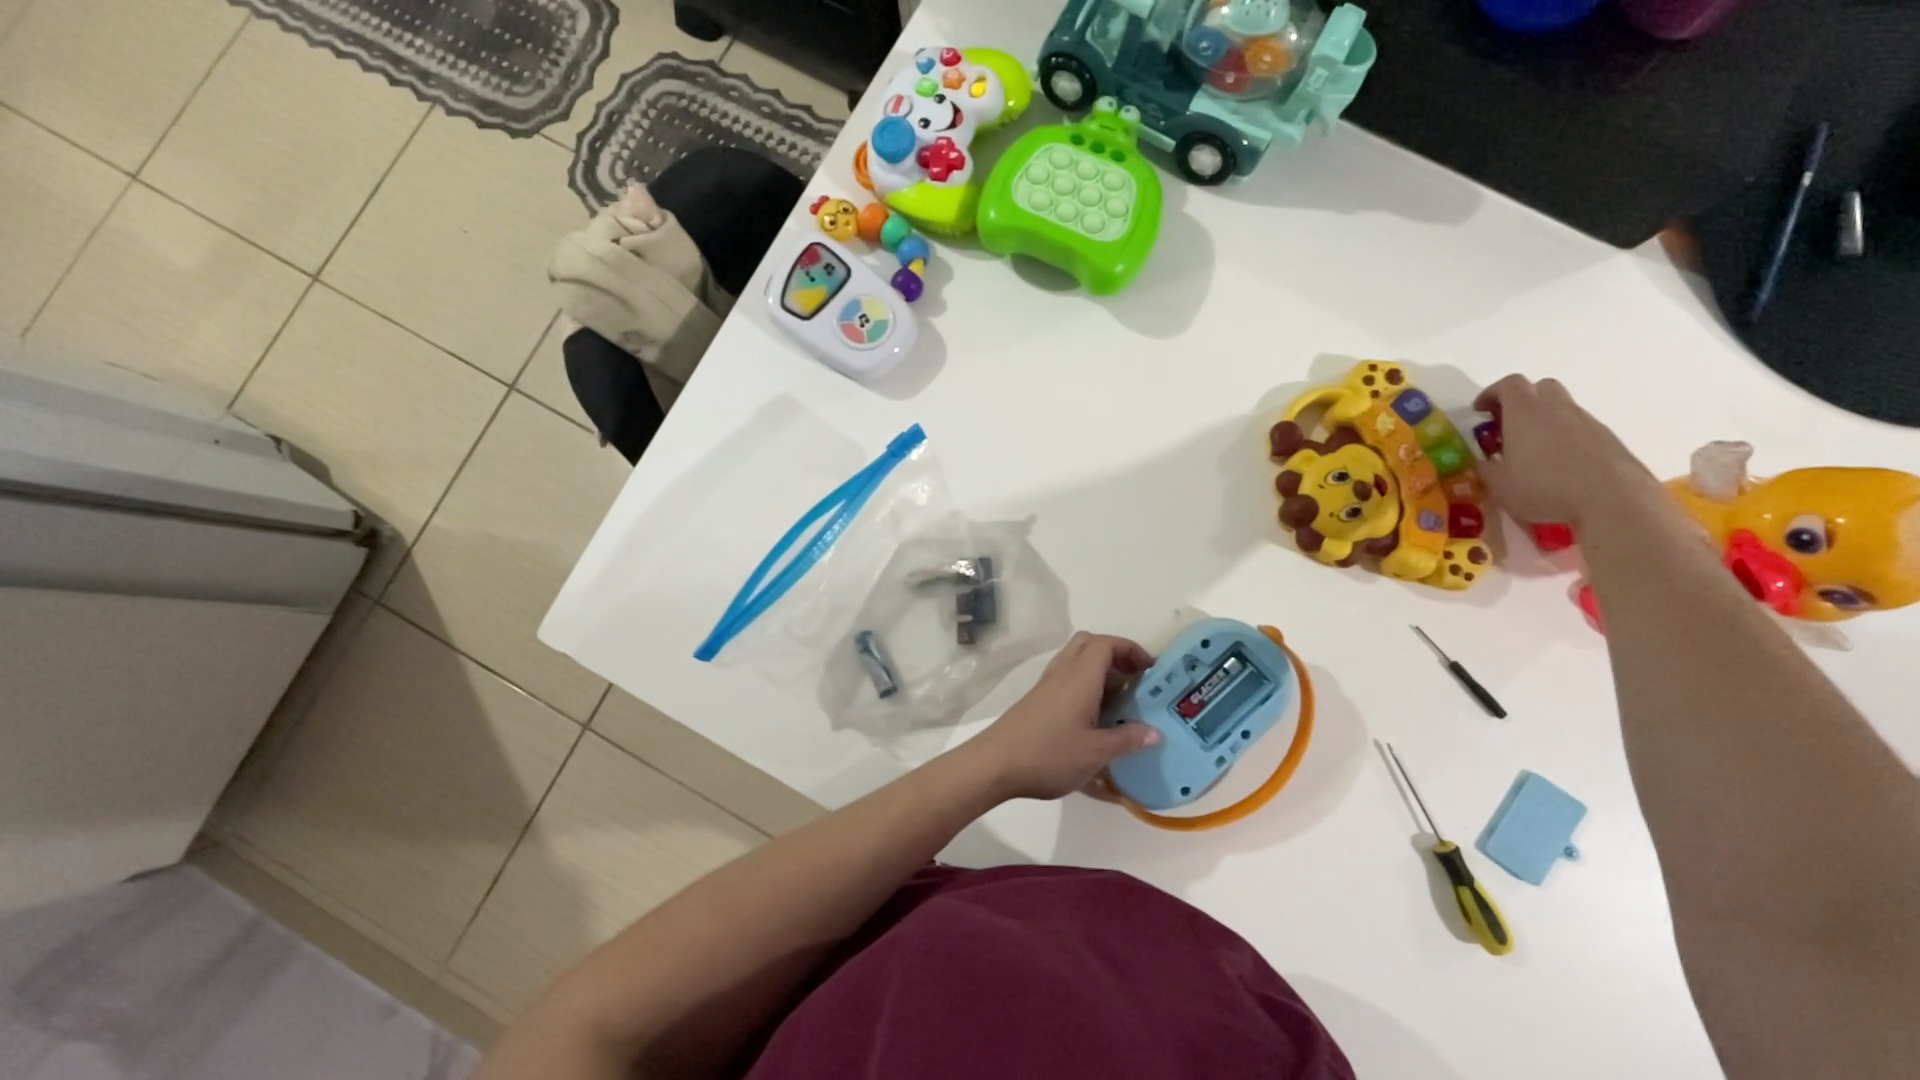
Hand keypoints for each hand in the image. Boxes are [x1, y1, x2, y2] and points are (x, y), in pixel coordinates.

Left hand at [966, 632, 1160, 801]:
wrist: (994, 764)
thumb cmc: (1049, 754)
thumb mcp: (1096, 752)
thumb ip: (1126, 740)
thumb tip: (1154, 732)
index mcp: (1080, 677)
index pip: (1106, 643)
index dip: (1130, 649)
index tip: (1150, 670)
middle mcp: (1062, 673)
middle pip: (1088, 644)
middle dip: (1115, 655)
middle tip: (1133, 682)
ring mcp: (1046, 686)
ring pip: (1075, 661)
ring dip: (1099, 671)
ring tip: (1118, 702)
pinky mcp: (1036, 701)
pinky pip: (1065, 679)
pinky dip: (1084, 686)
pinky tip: (1092, 717)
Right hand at [1475, 375, 1662, 526]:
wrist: (1612, 498)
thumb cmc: (1544, 488)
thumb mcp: (1500, 486)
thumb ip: (1487, 469)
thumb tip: (1484, 462)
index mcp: (1525, 412)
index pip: (1509, 385)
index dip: (1491, 393)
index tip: (1480, 411)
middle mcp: (1557, 408)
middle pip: (1540, 387)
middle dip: (1522, 400)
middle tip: (1508, 424)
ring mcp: (1586, 421)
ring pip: (1562, 407)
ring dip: (1545, 419)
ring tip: (1534, 449)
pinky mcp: (1607, 438)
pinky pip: (1580, 428)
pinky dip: (1565, 437)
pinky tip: (1561, 465)